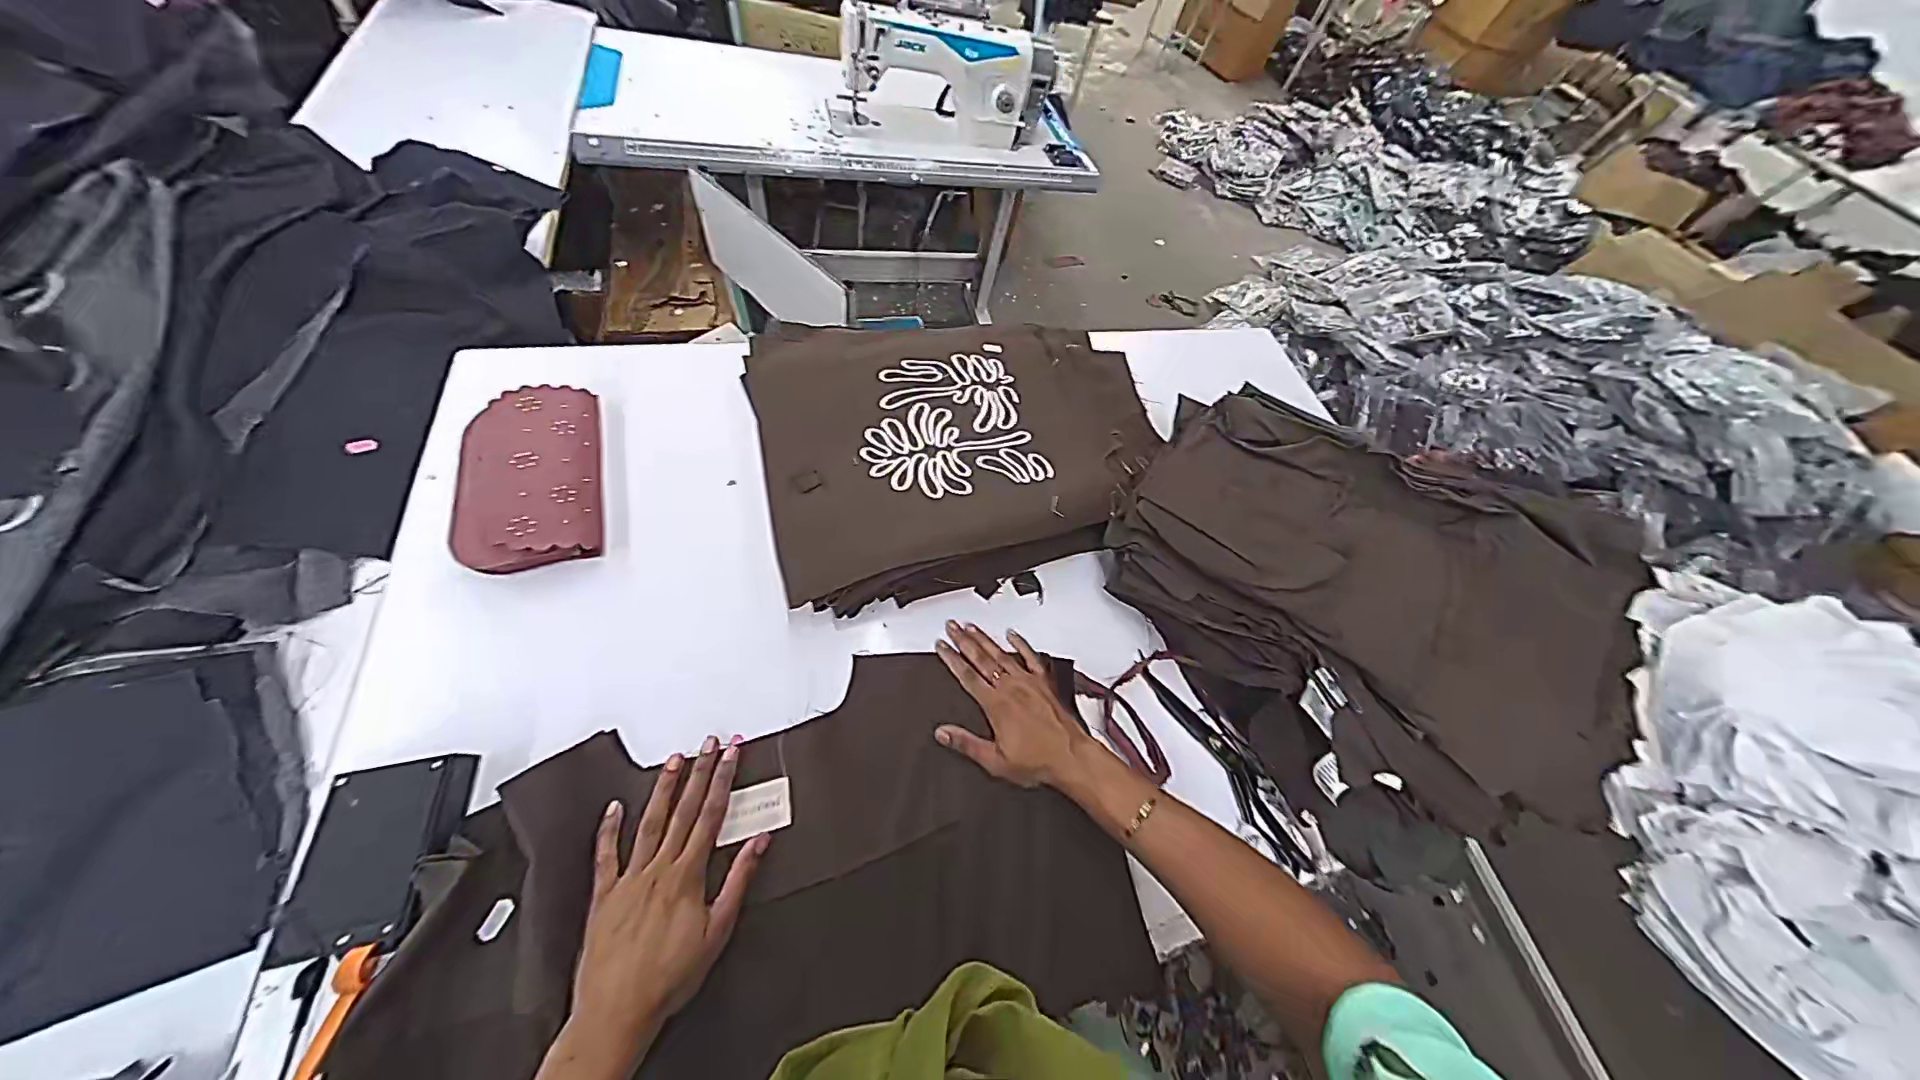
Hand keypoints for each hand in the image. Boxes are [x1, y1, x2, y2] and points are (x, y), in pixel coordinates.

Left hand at [538, 736, 768, 1079]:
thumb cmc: (669, 977)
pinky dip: (610, 829)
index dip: (723, 779)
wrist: (617, 1012)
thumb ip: (738, 881)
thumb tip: (757, 844)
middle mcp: (659, 868)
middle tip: (710, 743)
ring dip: (665, 788)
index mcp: (687, 875)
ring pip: (650, 822)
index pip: (711, 815)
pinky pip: (607, 855)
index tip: (731, 754)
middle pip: (685, 810)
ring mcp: (629, 879)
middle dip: (701, 772)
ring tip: (676, 760)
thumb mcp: (718, 930)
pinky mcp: (605, 895)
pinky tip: (614, 807)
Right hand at [932, 621, 1099, 788]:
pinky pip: (1030, 657)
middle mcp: (1011, 688)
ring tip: (971, 627)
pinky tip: (1012, 635)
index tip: (941, 646)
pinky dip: (1020, 644)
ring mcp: (1029, 683)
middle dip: (963, 641)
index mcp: (996, 705)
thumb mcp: (995, 760)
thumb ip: (966, 744)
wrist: (1071, 758)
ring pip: (1001, 654)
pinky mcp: (1044, 683)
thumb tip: (943, 733)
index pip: (967, 675)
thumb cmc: (1038, 761)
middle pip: (981, 658)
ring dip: (985, 639)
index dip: (951, 659)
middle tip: (951, 626)